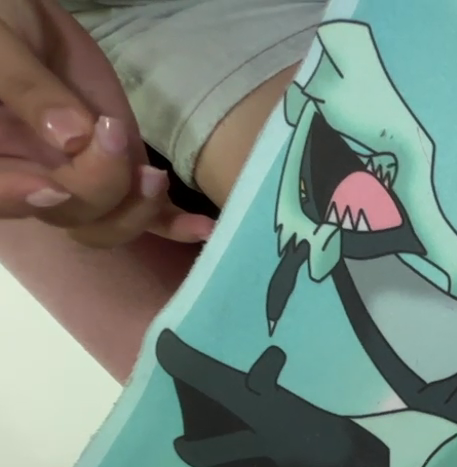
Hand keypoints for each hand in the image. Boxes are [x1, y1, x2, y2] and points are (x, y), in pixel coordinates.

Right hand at [0, 0, 211, 244]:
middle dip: (96, 192)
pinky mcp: (123, 176)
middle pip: (64, 215)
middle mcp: (23, 170)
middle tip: (111, 139)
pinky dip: (177, 225)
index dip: (19, 198)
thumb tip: (71, 138)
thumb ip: (24, 86)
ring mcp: (78, 178)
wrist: (34, 19)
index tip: (54, 188)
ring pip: (109, 224)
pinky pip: (151, 216)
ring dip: (139, 210)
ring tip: (155, 173)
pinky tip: (204, 225)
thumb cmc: (0, 19)